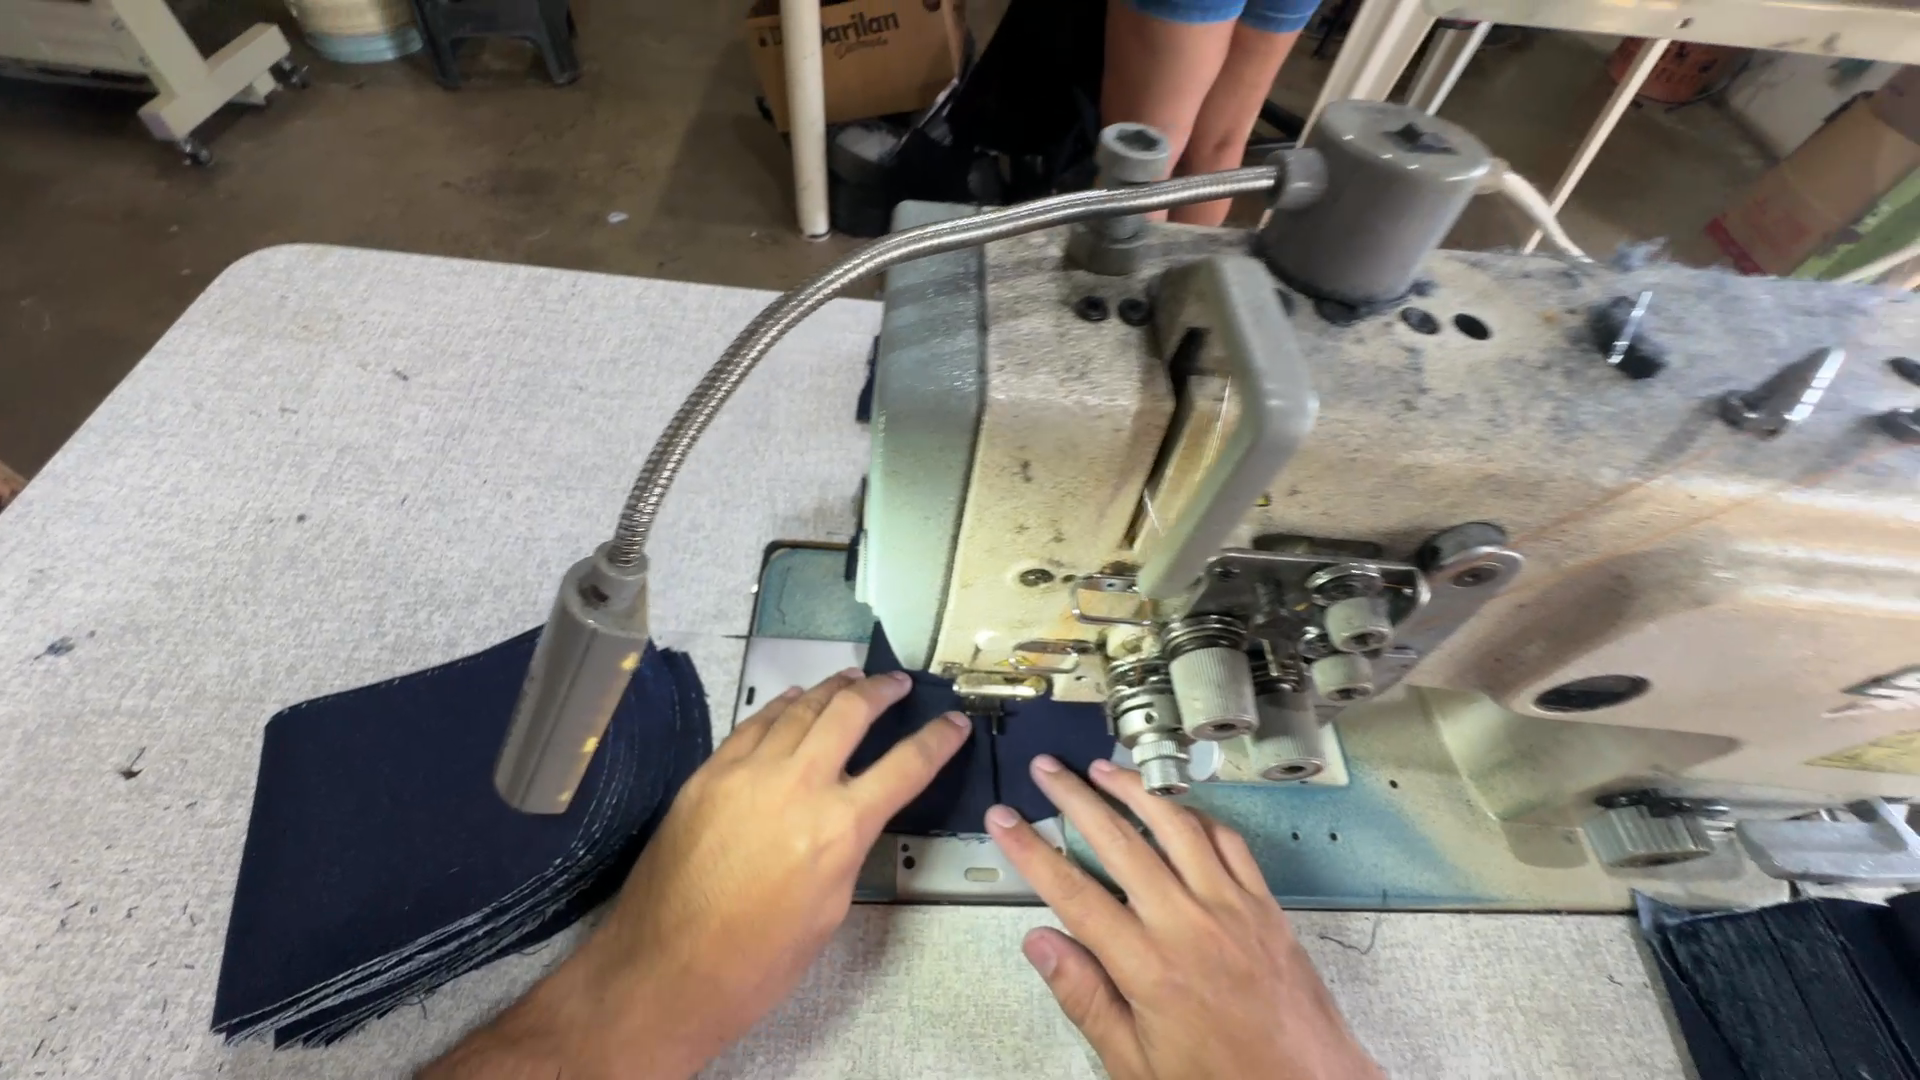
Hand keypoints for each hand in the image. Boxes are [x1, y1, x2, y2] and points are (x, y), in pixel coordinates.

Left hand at [424, 669, 969, 1079]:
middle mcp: (799, 784)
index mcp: (839, 828)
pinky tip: (796, 698)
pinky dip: (783, 705)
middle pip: (851, 713)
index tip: (954, 720)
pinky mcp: (710, 772)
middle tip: (898, 681)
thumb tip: (854, 809)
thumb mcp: (831, 907)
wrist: (662, 972)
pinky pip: (755, 723)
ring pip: (802, 708)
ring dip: (834, 688)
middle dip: (882, 690)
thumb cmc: (759, 960)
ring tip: (853, 678)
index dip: (938, 739)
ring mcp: (749, 771)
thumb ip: (849, 843)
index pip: (906, 765)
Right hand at [986, 755, 1381, 1079]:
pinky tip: (1174, 806)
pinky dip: (1195, 815)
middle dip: (1074, 797)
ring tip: (1100, 767)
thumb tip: (1039, 942)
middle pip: (1118, 840)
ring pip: (1173, 825)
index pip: (1073, 892)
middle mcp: (1188, 923)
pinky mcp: (1264, 904)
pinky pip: (1227, 841)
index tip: (1004, 819)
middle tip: (1046, 768)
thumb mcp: (1138, 1065)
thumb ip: (1086, 998)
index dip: (1031, 850)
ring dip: (1132, 789)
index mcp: (1149, 967)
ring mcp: (1230, 906)